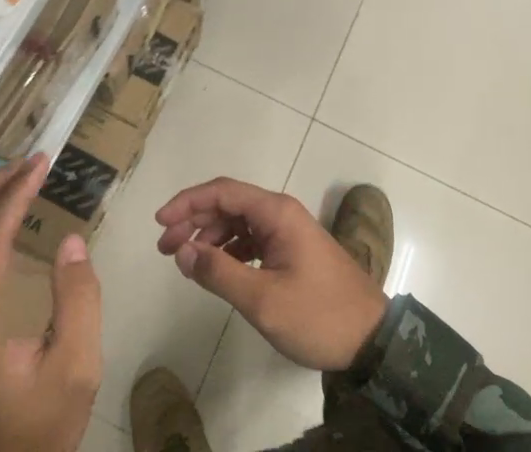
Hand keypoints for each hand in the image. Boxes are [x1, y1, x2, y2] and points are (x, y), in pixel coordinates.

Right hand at [155, 177, 385, 370]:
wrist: (371, 339)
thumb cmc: (318, 316)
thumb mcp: (263, 299)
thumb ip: (219, 272)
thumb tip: (181, 251)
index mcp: (277, 213)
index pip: (223, 191)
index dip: (187, 202)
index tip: (160, 223)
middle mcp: (282, 213)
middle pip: (228, 203)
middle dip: (194, 220)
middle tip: (165, 248)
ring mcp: (289, 232)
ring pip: (239, 222)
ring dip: (209, 236)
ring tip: (184, 261)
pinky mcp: (292, 252)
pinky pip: (252, 240)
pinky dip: (229, 250)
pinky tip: (215, 269)